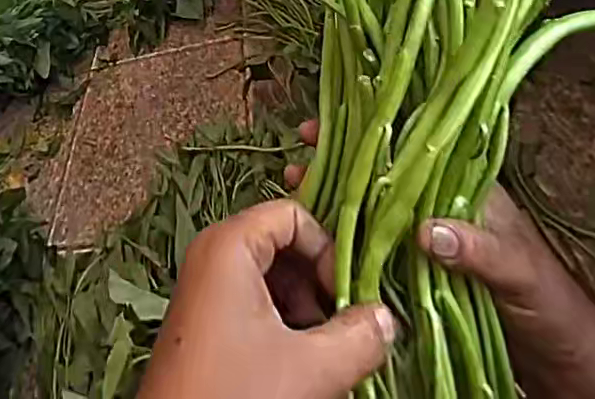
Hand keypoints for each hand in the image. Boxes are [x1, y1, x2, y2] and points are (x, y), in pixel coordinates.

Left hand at [137, 200, 394, 398]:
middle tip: (343, 325)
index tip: (346, 295)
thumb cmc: (235, 392)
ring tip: (325, 349)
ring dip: (305, 305)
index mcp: (230, 242)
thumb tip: (387, 318)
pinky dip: (283, 320)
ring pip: (271, 272)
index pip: (291, 214)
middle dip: (318, 281)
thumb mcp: (307, 369)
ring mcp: (207, 281)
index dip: (326, 248)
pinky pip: (253, 295)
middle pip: (282, 242)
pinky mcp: (206, 311)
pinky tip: (300, 360)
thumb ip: (356, 338)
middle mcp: (214, 250)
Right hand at [285, 121, 594, 398]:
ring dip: (336, 194)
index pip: (406, 142)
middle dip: (338, 159)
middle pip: (379, 169)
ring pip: (371, 203)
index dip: (364, 130)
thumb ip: (477, 248)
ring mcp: (424, 233)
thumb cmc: (551, 305)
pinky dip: (347, 235)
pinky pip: (375, 243)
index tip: (323, 126)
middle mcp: (436, 200)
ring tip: (299, 187)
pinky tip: (321, 234)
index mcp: (461, 183)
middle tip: (300, 156)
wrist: (568, 364)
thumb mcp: (519, 271)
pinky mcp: (417, 267)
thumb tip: (426, 231)